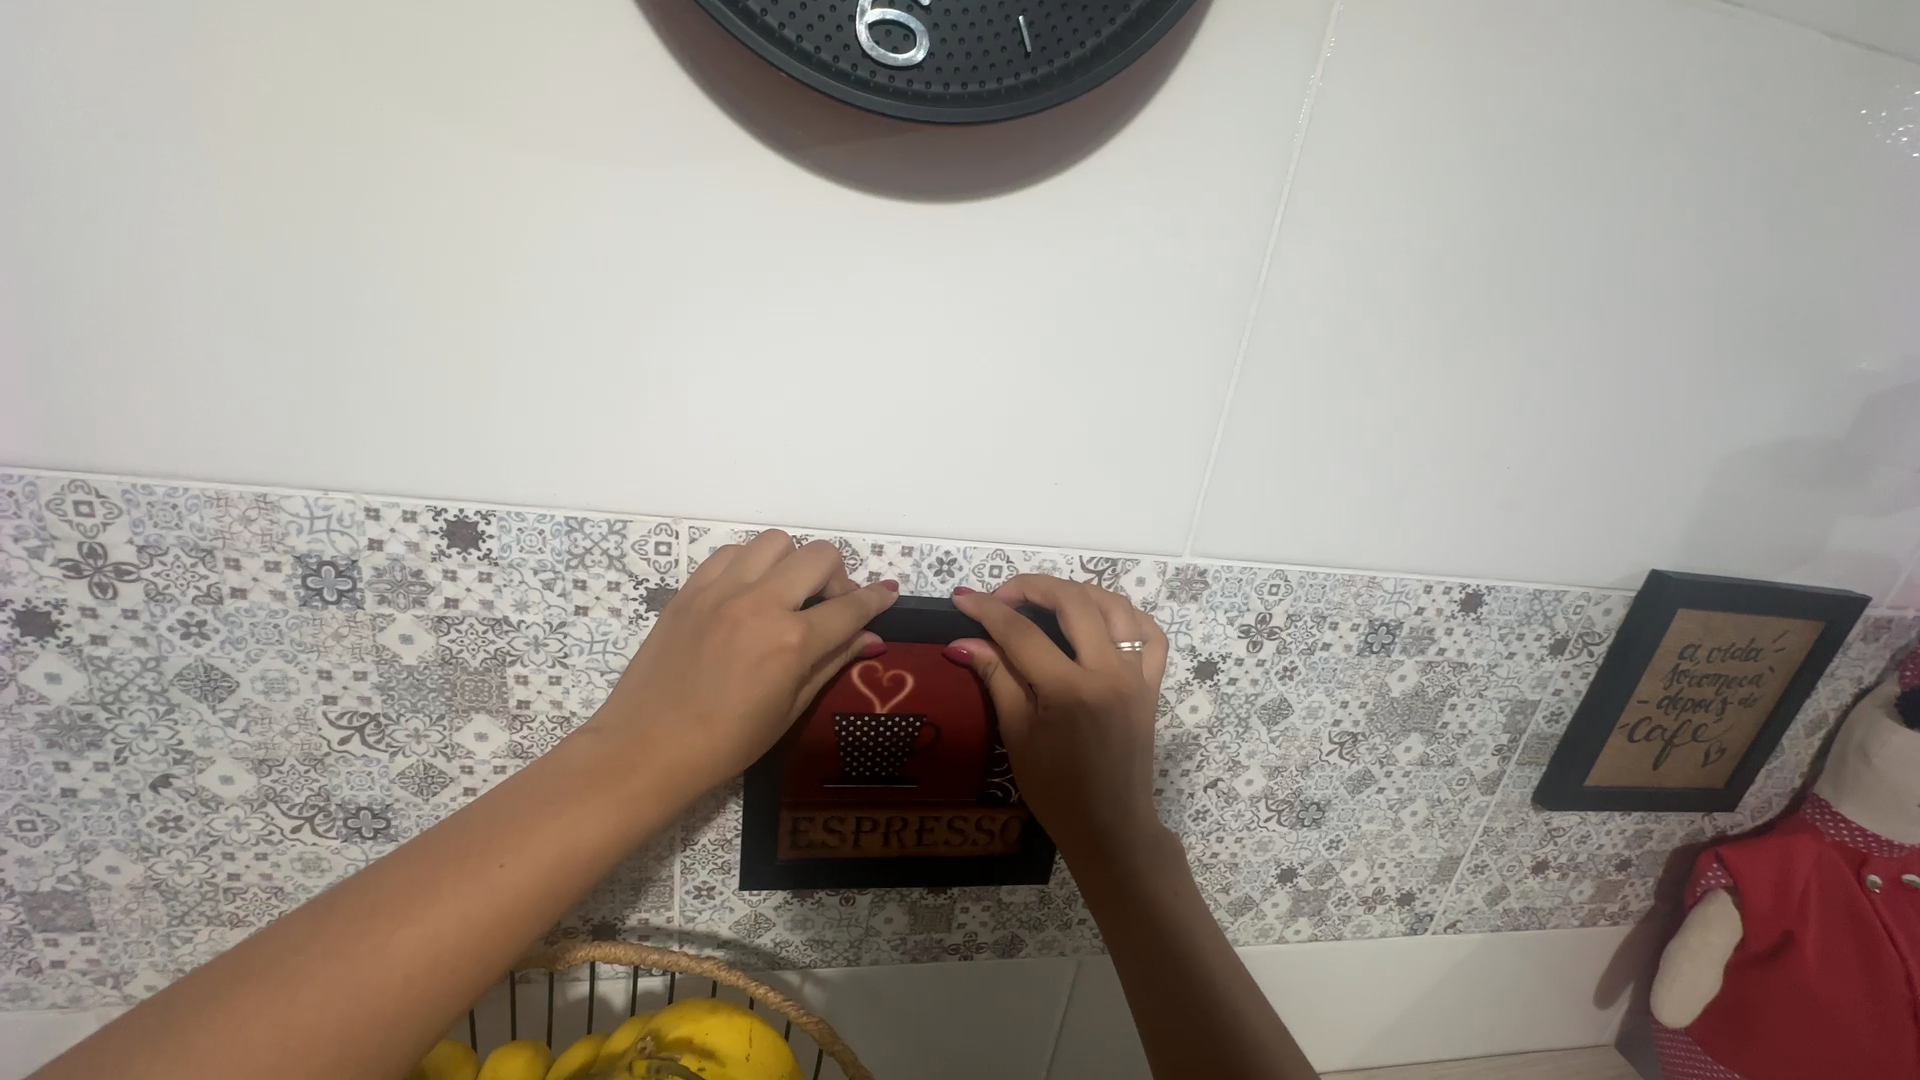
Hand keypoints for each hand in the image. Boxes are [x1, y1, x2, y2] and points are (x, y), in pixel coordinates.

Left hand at [590, 530, 898, 799]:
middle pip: (820, 557)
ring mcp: (722, 591)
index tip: (888, 593)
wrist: (646, 748)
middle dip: (837, 578)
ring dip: (792, 563)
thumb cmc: (727, 742)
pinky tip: (747, 593)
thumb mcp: (790, 709)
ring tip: (785, 594)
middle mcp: (761, 603)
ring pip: (776, 543)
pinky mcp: (690, 589)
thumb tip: (870, 639)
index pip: (851, 607)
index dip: (876, 600)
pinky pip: (732, 553)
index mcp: (792, 641)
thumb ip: (832, 663)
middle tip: (828, 606)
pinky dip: (751, 564)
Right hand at [946, 575, 1169, 862]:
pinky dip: (1126, 616)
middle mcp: (1109, 672)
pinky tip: (1101, 618)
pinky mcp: (1153, 685)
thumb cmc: (1056, 790)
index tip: (963, 598)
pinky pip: (1150, 635)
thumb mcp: (1017, 735)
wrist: (1111, 827)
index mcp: (1070, 690)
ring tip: (1047, 599)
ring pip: (1115, 606)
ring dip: (1078, 592)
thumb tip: (964, 640)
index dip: (988, 609)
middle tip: (1002, 595)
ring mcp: (1137, 676)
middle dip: (1033, 587)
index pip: (1021, 632)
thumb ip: (997, 677)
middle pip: (1073, 602)